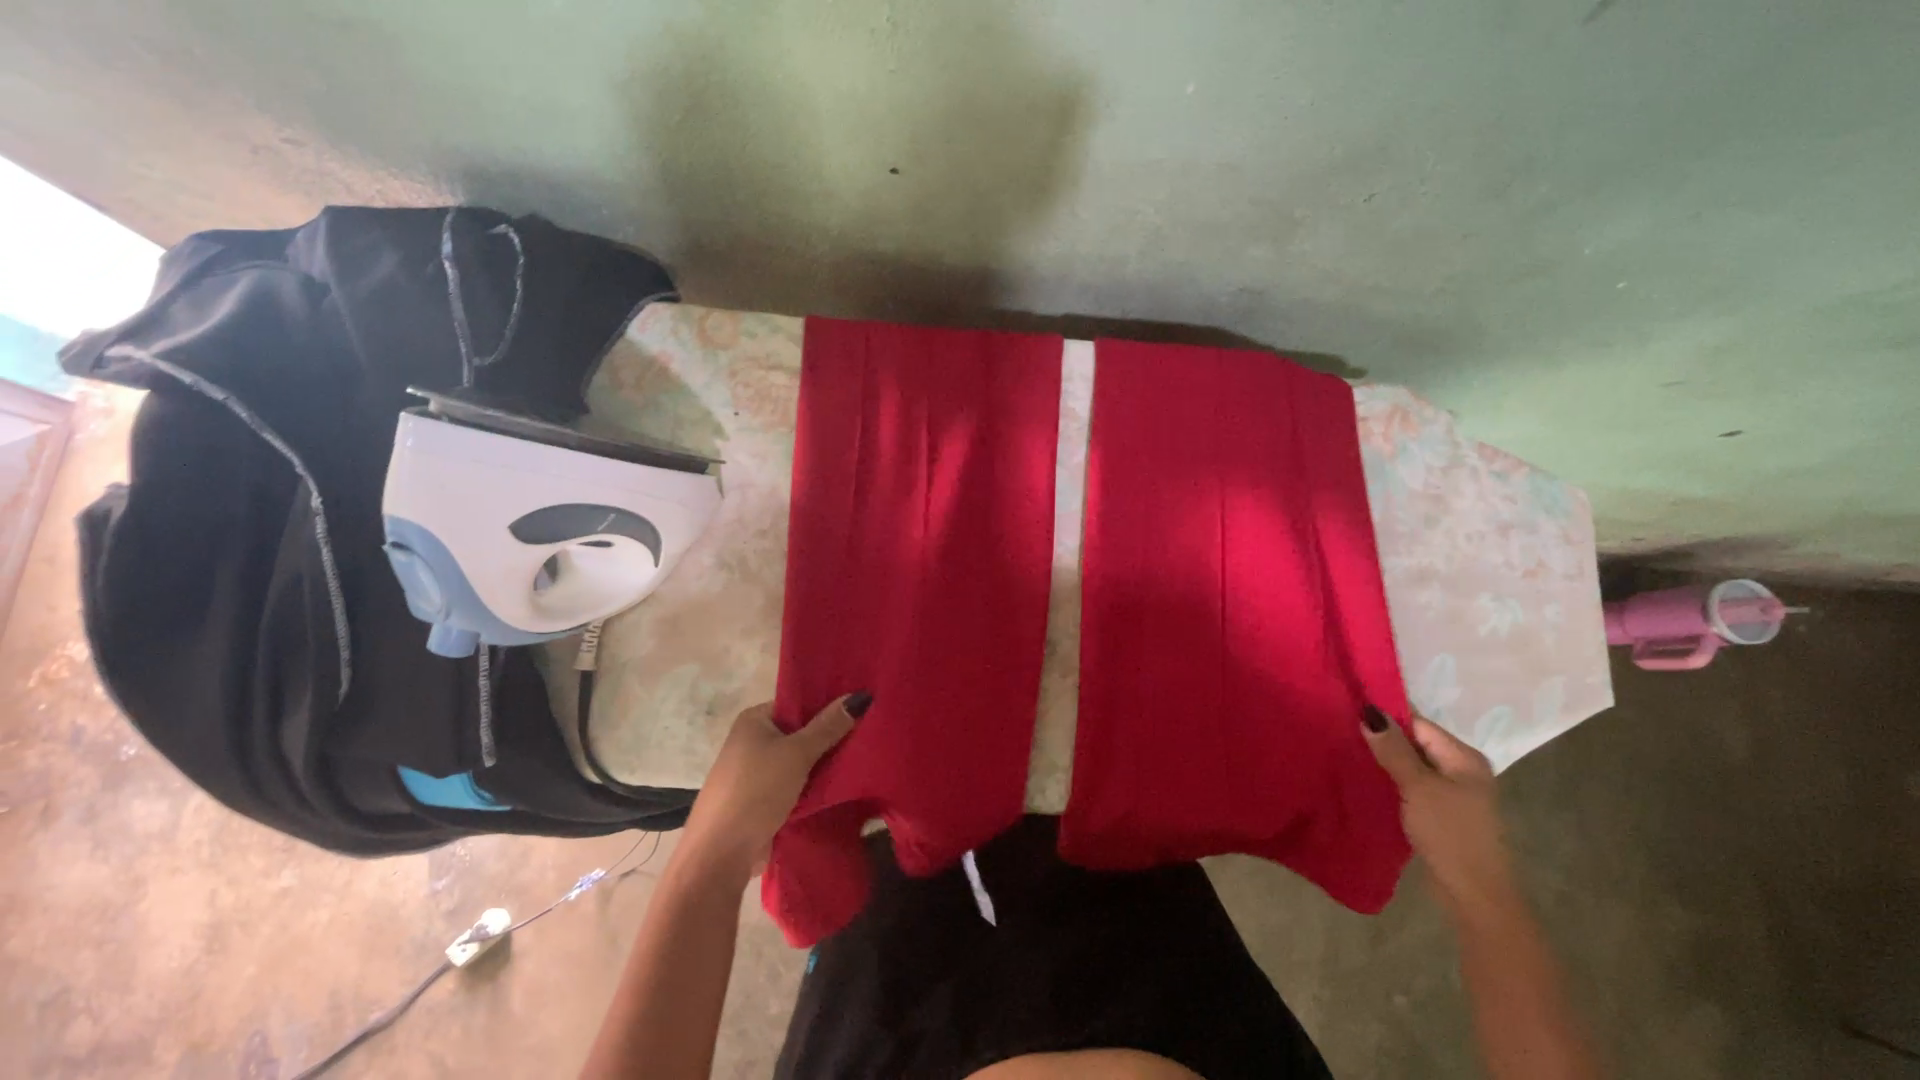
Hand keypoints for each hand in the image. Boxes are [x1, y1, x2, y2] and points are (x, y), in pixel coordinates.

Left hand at [678, 692, 869, 879]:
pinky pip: (796, 784)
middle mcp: (753, 741)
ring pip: (800, 762)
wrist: (721, 852)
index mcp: (755, 720)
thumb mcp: (797, 753)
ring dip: (824, 765)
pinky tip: (843, 785)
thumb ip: (828, 726)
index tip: (862, 708)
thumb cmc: (757, 790)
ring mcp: (757, 772)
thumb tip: (860, 696)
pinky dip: (814, 786)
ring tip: (864, 758)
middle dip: (830, 738)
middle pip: (801, 733)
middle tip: (870, 734)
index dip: (828, 705)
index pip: (797, 703)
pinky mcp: (764, 799)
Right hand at [1362, 706, 1518, 921]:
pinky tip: (1368, 783)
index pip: (1419, 725)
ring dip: (1386, 763)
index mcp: (1464, 757)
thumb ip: (1393, 750)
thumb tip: (1369, 712)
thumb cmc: (1449, 833)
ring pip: (1413, 767)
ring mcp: (1454, 794)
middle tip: (1342, 733)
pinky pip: (1413, 787)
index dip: (1386, 718)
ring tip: (1348, 754)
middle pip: (1417, 744)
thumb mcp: (1418, 787)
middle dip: (1383, 740)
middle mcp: (1462, 770)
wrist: (1474, 893)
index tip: (1349, 712)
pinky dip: (1393, 783)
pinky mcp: (1442, 814)